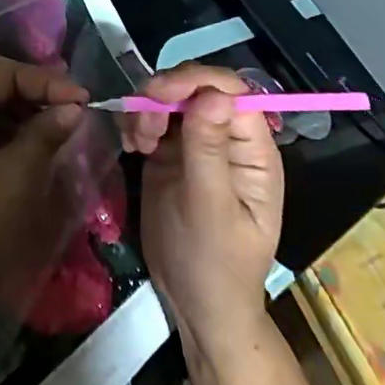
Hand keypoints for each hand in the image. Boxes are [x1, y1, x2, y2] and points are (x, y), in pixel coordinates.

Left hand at [0, 54, 88, 311]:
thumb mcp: (16, 177)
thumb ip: (45, 135)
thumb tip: (73, 108)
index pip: (1, 73)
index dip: (45, 81)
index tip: (84, 98)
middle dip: (31, 86)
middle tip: (69, 102)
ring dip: (22, 106)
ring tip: (59, 122)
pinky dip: (9, 126)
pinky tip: (35, 141)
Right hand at [128, 64, 283, 359]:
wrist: (194, 302)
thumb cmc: (214, 263)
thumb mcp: (210, 209)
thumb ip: (208, 150)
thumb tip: (213, 94)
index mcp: (253, 150)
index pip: (231, 91)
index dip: (196, 82)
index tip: (157, 94)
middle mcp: (228, 139)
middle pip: (196, 88)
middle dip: (164, 95)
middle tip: (140, 125)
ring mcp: (198, 144)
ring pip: (170, 99)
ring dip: (146, 110)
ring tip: (136, 143)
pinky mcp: (170, 153)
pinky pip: (152, 118)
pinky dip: (136, 122)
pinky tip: (131, 146)